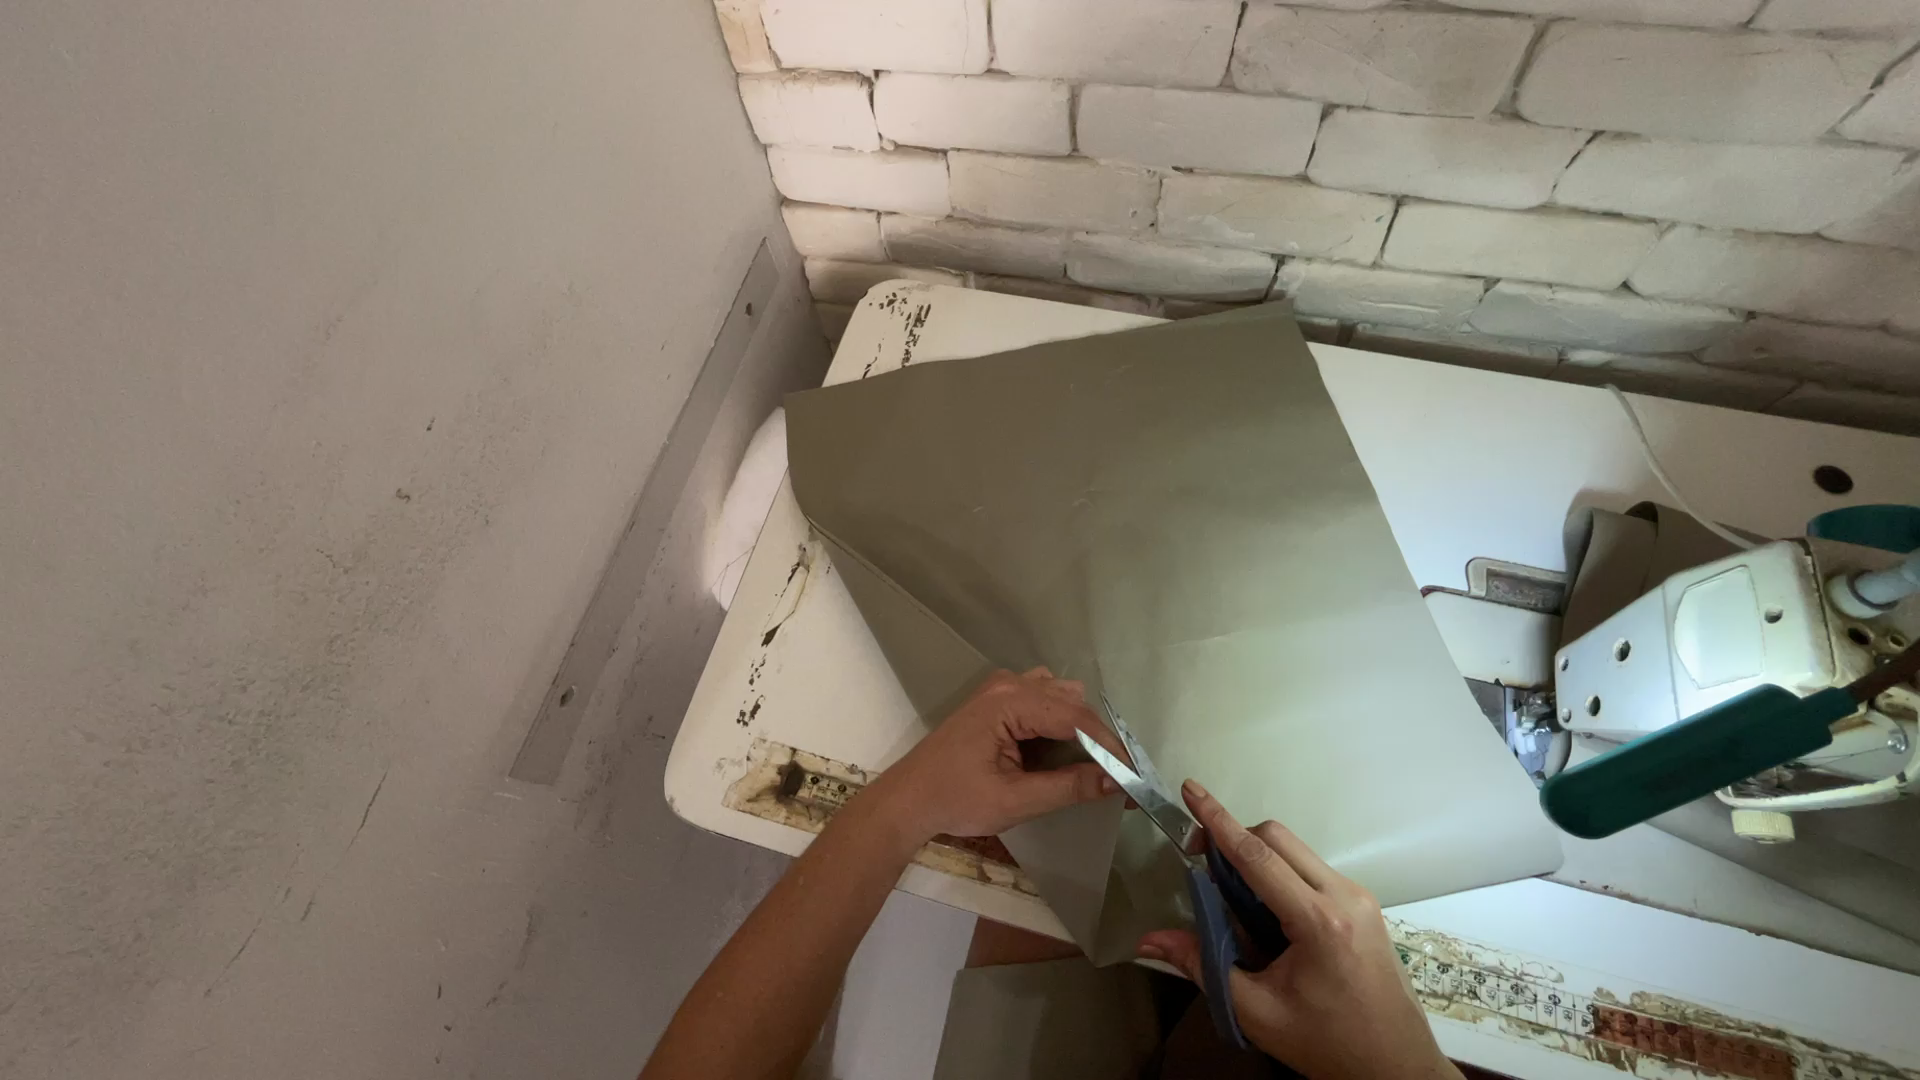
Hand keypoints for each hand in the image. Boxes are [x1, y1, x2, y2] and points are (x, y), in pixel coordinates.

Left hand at [866, 668, 1123, 843]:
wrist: (909, 799)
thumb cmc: (955, 800)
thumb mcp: (1015, 800)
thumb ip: (1067, 788)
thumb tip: (1116, 782)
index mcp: (1009, 703)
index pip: (1075, 717)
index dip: (1110, 747)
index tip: (1134, 778)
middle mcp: (1008, 684)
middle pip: (1071, 702)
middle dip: (1098, 739)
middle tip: (1116, 777)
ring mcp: (1001, 687)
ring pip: (1060, 695)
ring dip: (1079, 728)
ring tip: (1091, 766)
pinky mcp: (997, 699)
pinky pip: (1043, 698)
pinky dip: (1059, 721)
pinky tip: (1060, 751)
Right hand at [1138, 781, 1461, 1079]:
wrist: (1398, 1071)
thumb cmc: (1327, 1044)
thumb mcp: (1257, 1012)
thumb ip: (1202, 966)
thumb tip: (1148, 942)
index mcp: (1319, 922)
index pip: (1257, 857)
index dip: (1218, 821)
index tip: (1192, 789)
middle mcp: (1343, 896)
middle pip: (1275, 839)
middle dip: (1235, 839)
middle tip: (1204, 865)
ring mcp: (1358, 897)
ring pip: (1294, 849)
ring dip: (1257, 859)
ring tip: (1237, 902)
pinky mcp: (1363, 904)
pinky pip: (1309, 867)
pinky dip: (1280, 875)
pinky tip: (1270, 916)